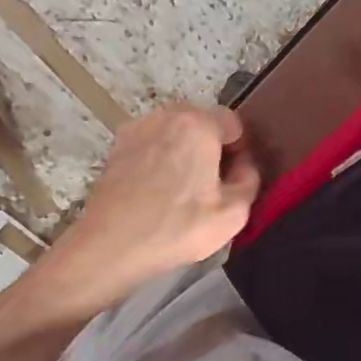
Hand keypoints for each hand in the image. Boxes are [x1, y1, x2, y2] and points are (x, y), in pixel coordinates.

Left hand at [46, 104, 259, 303]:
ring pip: (174, 132)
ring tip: (181, 189)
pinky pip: (151, 143)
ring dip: (184, 151)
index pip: (233, 122)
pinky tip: (156, 189)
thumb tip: (244, 164)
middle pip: (202, 122)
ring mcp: (137, 127)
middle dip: (211, 147)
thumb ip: (250, 179)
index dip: (240, 149)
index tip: (234, 178)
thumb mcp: (233, 213)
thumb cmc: (177, 228)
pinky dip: (159, 158)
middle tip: (210, 185)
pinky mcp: (116, 146)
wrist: (111, 245)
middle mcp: (167, 115)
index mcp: (199, 124)